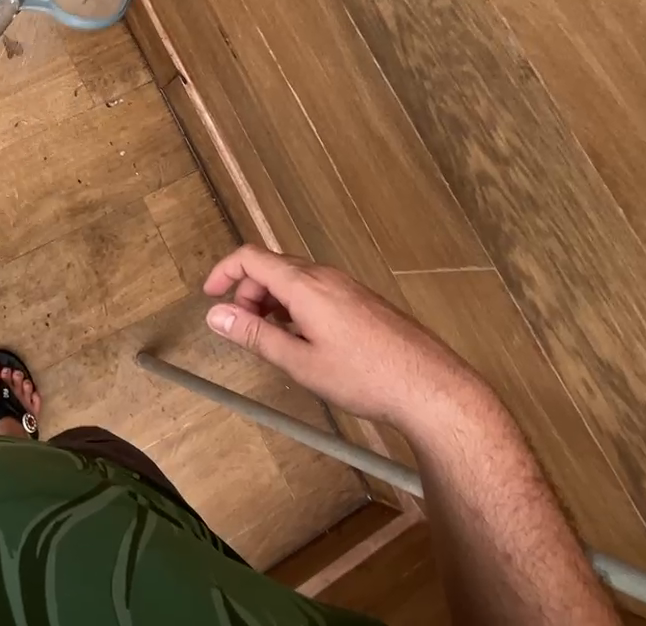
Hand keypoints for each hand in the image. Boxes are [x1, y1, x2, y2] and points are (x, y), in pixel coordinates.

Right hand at [203, 246, 481, 431]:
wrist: (435, 388)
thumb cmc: (364, 377)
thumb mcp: (299, 362)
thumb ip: (254, 334)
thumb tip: (215, 315)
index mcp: (305, 285)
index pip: (251, 258)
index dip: (224, 272)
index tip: (210, 296)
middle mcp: (325, 276)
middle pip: (272, 265)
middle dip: (247, 291)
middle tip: (242, 328)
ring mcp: (347, 286)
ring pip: (295, 278)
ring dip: (272, 299)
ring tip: (272, 338)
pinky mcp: (363, 300)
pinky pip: (317, 289)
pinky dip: (295, 304)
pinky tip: (304, 338)